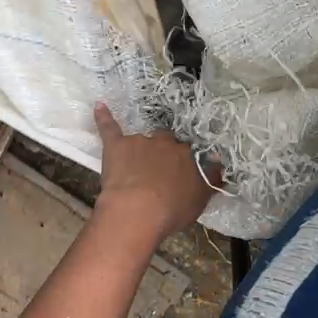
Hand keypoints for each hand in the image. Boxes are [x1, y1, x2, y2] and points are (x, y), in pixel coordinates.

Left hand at [92, 103, 214, 242]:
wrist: (139, 210)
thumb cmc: (172, 210)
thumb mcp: (200, 200)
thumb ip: (210, 180)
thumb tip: (218, 164)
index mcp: (188, 156)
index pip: (190, 151)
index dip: (186, 161)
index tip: (183, 173)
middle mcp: (167, 143)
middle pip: (168, 140)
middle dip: (165, 151)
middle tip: (159, 170)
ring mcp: (141, 142)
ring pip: (144, 138)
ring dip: (143, 147)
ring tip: (136, 165)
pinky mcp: (117, 144)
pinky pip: (109, 127)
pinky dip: (104, 117)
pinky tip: (100, 106)